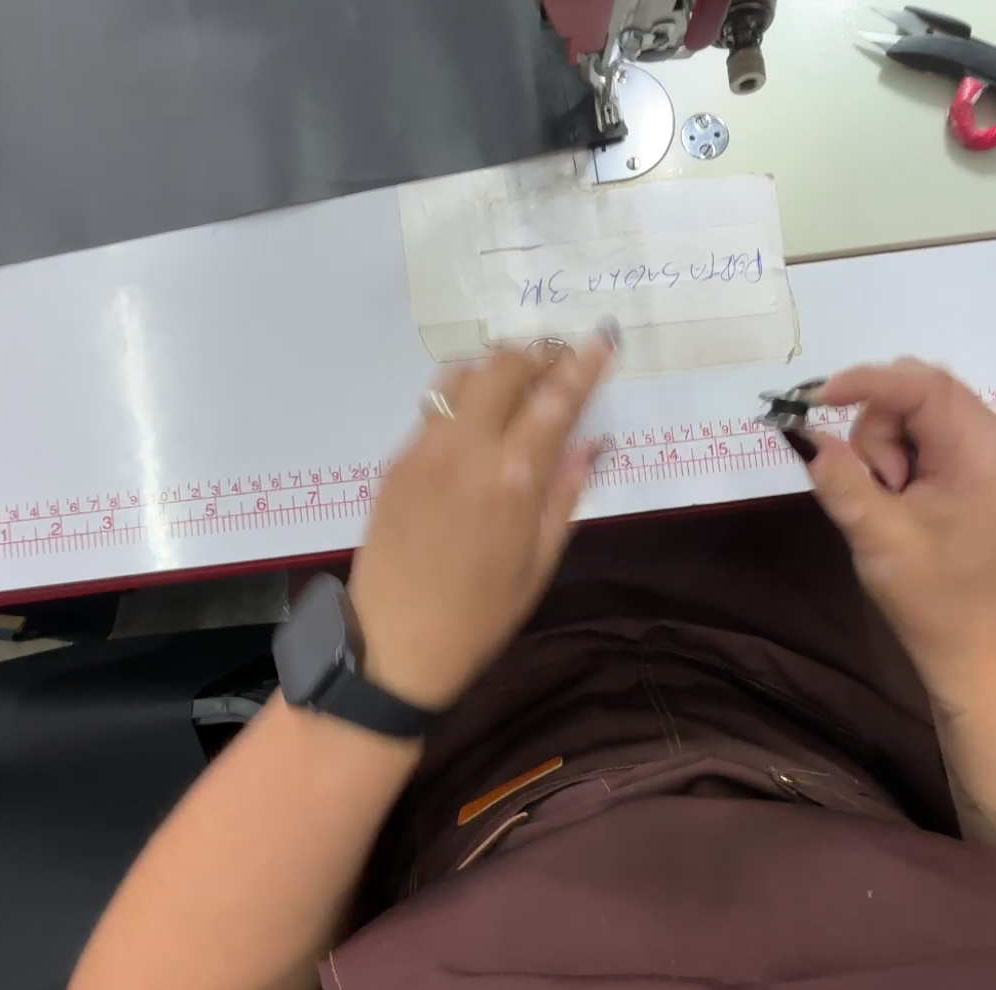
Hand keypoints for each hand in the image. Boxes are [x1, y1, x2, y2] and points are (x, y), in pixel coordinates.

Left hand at [348, 336, 612, 710]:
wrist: (394, 644)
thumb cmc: (481, 616)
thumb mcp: (540, 563)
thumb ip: (566, 493)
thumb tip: (593, 443)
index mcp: (512, 480)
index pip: (556, 400)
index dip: (583, 364)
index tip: (601, 339)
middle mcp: (466, 451)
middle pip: (503, 367)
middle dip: (537, 352)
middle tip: (558, 360)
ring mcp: (423, 451)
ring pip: (460, 376)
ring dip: (495, 365)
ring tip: (517, 380)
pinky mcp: (394, 461)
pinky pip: (433, 408)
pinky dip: (463, 395)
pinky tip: (476, 420)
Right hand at [803, 358, 995, 684]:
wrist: (968, 633)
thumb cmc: (927, 592)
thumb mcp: (876, 537)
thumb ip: (842, 481)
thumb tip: (806, 435)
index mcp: (983, 455)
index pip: (923, 387)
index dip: (866, 382)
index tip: (816, 399)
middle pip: (918, 390)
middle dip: (877, 428)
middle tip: (878, 485)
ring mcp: (991, 446)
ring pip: (915, 406)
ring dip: (884, 444)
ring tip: (891, 496)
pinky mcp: (977, 458)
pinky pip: (924, 427)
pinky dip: (896, 448)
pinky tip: (900, 489)